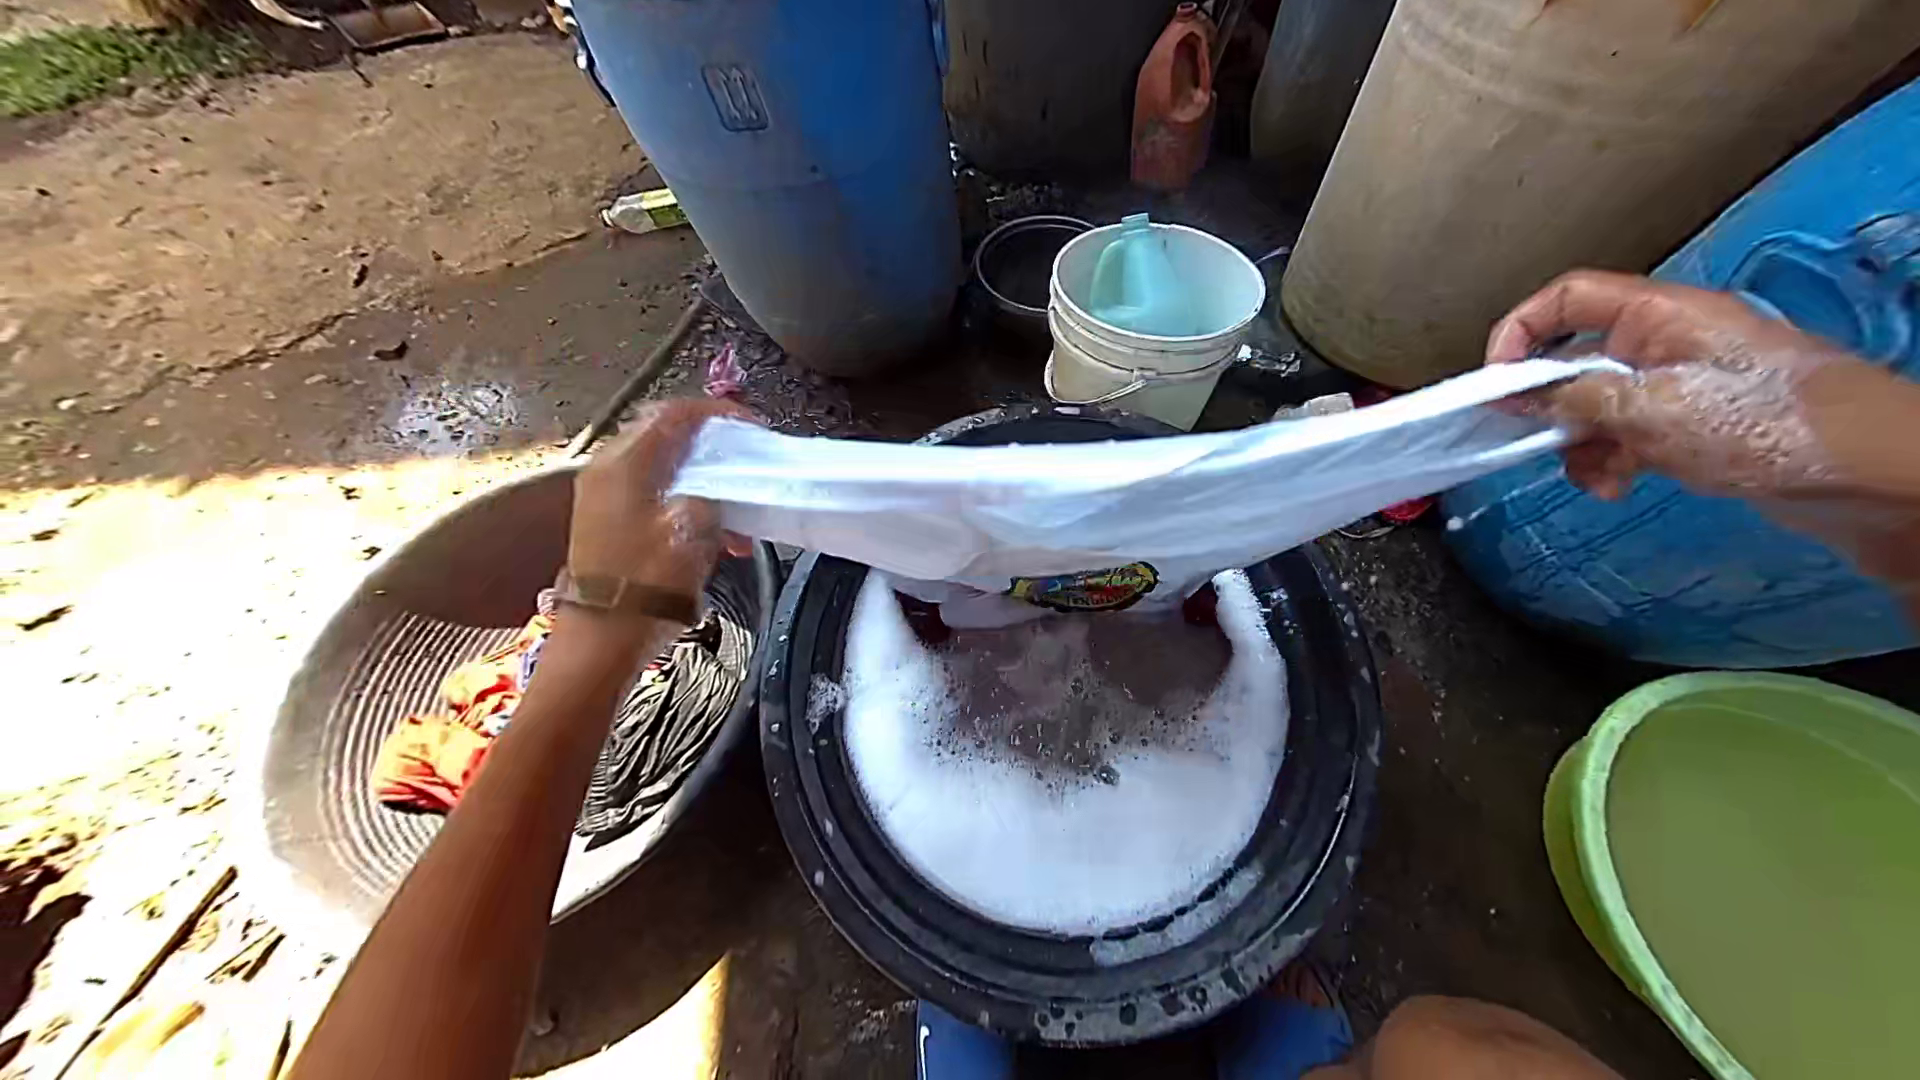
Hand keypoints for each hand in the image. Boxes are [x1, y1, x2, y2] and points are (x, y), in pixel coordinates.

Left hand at [567, 398, 755, 605]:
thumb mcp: (691, 531)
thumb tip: (717, 487)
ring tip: (738, 513)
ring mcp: (605, 496)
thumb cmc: (646, 584)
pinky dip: (689, 500)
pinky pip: (657, 491)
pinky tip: (716, 533)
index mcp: (625, 465)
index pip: (674, 414)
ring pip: (665, 467)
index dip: (717, 413)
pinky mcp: (610, 520)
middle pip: (667, 436)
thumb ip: (709, 494)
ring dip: (705, 480)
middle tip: (748, 459)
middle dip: (713, 446)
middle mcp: (608, 471)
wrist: (602, 638)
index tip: (753, 426)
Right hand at [1488, 270, 1919, 601]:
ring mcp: (1669, 383)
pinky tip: (1616, 483)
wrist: (1867, 475)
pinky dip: (1604, 460)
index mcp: (1660, 317)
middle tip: (1533, 434)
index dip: (1519, 329)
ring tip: (1596, 475)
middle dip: (1547, 404)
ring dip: (1575, 443)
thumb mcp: (1651, 409)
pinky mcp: (1677, 420)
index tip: (1495, 378)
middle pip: (1569, 359)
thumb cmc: (1765, 425)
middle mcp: (1660, 342)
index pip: (1567, 298)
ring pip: (1586, 405)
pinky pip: (1614, 432)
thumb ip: (1573, 397)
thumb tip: (1514, 396)